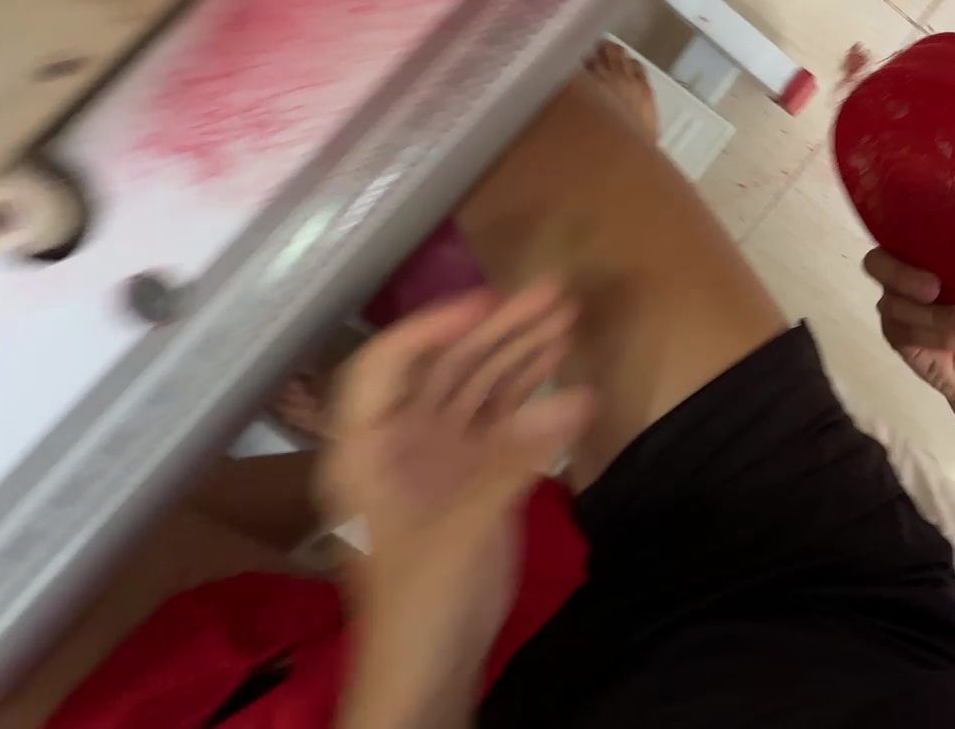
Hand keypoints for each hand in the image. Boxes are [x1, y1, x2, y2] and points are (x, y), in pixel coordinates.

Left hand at [323, 281, 592, 662]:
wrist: (434, 661)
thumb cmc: (422, 599)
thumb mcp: (463, 527)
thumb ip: (521, 457)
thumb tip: (582, 395)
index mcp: (372, 448)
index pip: (387, 368)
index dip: (431, 328)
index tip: (488, 303)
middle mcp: (407, 438)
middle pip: (450, 367)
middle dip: (502, 328)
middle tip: (554, 293)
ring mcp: (447, 451)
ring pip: (484, 385)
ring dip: (523, 349)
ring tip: (567, 313)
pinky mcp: (481, 467)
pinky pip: (508, 414)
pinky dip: (534, 386)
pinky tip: (564, 362)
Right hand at [863, 249, 954, 414]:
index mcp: (916, 251)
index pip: (892, 232)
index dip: (900, 234)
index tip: (934, 244)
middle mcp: (897, 275)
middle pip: (877, 265)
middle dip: (904, 275)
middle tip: (935, 288)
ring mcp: (893, 308)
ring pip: (897, 306)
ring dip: (936, 315)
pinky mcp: (898, 338)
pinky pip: (909, 335)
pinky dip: (941, 337)